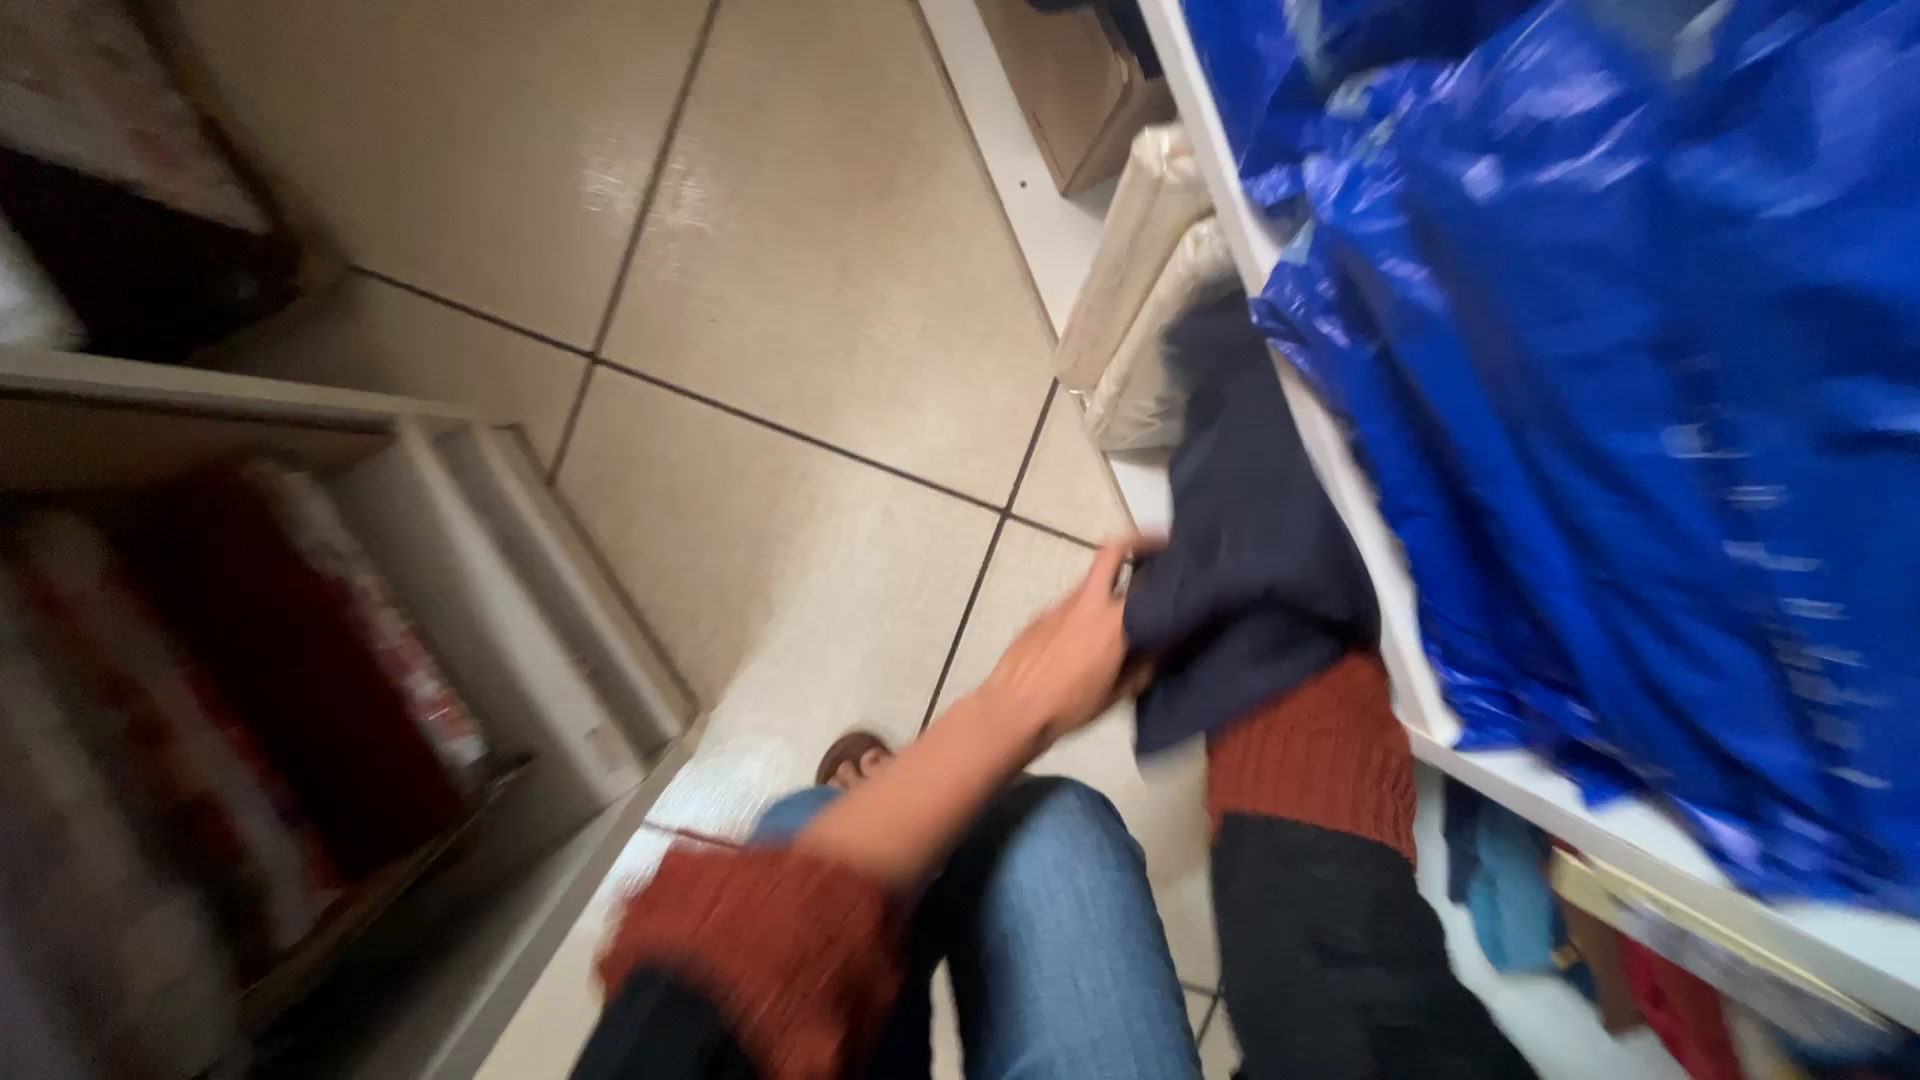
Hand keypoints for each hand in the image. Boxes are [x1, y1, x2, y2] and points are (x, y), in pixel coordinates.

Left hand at [975, 535, 1156, 747]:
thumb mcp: (1118, 693)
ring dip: (1109, 589)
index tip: (1180, 561)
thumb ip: (1145, 666)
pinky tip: (1086, 637)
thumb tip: (1162, 648)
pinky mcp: (1040, 616)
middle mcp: (1086, 601)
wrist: (1012, 708)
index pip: (1145, 579)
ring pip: (1091, 584)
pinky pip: (1071, 606)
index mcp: (1113, 620)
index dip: (1164, 566)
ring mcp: (1059, 605)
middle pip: (1111, 551)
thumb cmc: (1070, 705)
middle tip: (1156, 549)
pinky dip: (1085, 611)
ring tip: (1123, 612)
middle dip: (1135, 541)